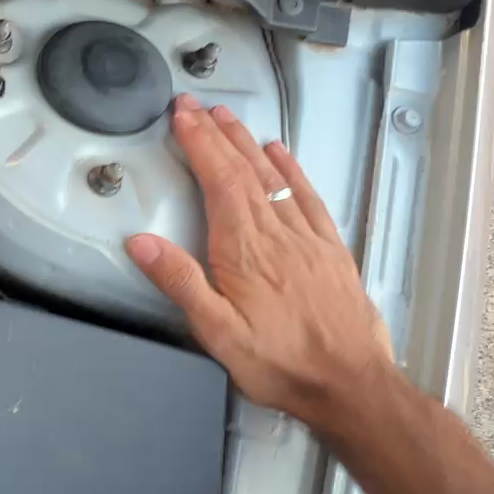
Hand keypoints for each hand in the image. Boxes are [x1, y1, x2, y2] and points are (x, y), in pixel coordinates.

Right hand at [125, 93, 396, 432]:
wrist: (352, 388)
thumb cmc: (281, 362)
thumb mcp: (216, 331)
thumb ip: (179, 281)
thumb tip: (142, 242)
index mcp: (245, 249)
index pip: (218, 181)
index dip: (199, 144)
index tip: (182, 117)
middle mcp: (278, 234)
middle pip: (243, 169)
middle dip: (215, 133)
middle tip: (194, 106)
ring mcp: (308, 240)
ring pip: (273, 177)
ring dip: (246, 143)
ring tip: (227, 118)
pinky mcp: (330, 251)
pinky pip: (309, 198)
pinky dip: (291, 170)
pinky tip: (280, 154)